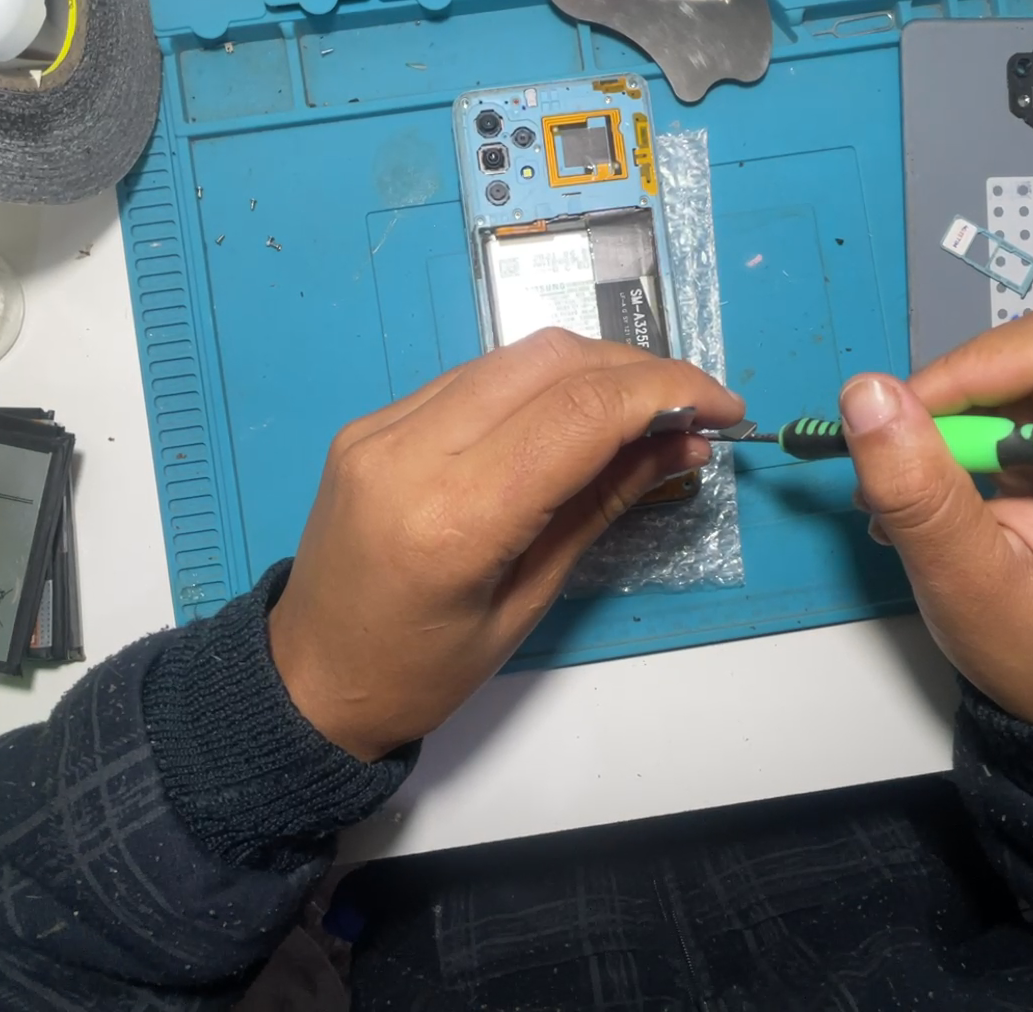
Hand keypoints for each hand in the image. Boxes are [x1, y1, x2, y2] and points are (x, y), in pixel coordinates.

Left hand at [269, 329, 744, 759]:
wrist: (308, 677)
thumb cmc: (424, 670)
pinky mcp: (371, 421)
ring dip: (592, 370)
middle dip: (637, 369)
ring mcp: (381, 425)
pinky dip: (537, 383)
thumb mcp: (530, 601)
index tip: (723, 408)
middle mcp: (409, 449)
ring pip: (513, 356)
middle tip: (689, 408)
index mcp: (454, 516)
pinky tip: (567, 416)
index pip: (581, 412)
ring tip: (640, 410)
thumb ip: (602, 505)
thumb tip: (683, 444)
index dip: (669, 393)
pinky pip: (473, 377)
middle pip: (550, 360)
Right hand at [841, 293, 1032, 725]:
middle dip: (949, 399)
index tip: (900, 433)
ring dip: (940, 424)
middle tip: (899, 467)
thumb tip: (864, 394)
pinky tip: (928, 493)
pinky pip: (1006, 408)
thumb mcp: (965, 582)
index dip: (970, 373)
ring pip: (1011, 374)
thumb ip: (917, 490)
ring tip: (905, 496)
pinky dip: (950, 440)